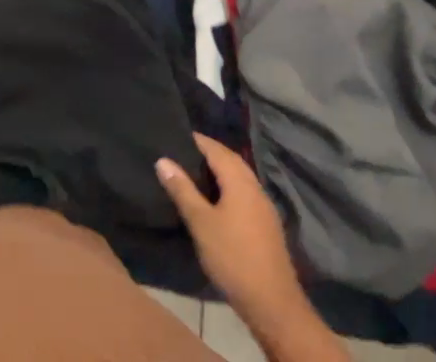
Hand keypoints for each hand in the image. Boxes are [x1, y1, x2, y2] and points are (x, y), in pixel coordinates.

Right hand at [157, 134, 306, 326]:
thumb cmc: (232, 256)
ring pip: (240, 178)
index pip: (218, 150)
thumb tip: (163, 160)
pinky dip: (227, 186)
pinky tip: (213, 198)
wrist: (272, 302)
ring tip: (192, 170)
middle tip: (181, 149)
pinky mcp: (265, 225)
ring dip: (219, 169)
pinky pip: (244, 193)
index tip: (175, 134)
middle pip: (232, 161)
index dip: (198, 140)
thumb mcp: (200, 222)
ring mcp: (264, 209)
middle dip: (209, 152)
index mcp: (241, 184)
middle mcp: (256, 190)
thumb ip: (182, 189)